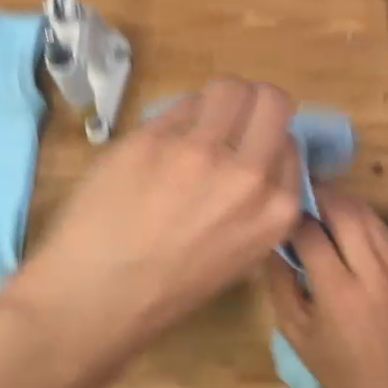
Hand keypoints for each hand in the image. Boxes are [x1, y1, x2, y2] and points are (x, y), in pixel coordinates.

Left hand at [12, 79, 303, 340]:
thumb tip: (252, 155)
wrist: (96, 299)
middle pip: (271, 100)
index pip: (292, 143)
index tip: (246, 148)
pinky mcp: (153, 138)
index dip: (267, 140)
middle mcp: (249, 175)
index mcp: (277, 210)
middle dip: (253, 103)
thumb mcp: (240, 254)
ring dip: (215, 101)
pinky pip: (178, 105)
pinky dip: (172, 119)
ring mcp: (200, 151)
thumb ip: (257, 203)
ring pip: (228, 88)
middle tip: (228, 119)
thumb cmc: (168, 290)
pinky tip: (155, 148)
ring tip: (194, 125)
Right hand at [267, 188, 387, 387]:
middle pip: (344, 212)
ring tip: (318, 200)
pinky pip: (381, 229)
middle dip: (319, 195)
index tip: (277, 212)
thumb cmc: (337, 367)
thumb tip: (272, 243)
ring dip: (341, 201)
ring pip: (367, 214)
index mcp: (338, 291)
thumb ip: (281, 283)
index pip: (311, 234)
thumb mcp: (295, 331)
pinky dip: (360, 217)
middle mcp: (370, 272)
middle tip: (298, 191)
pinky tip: (343, 219)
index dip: (291, 218)